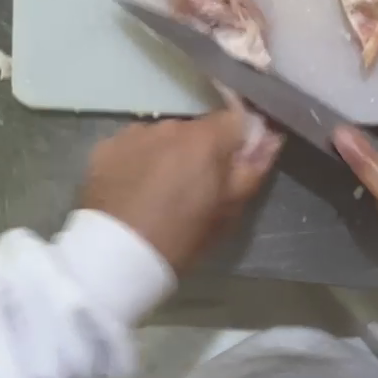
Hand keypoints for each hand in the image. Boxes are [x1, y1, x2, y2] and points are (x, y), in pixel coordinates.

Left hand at [79, 108, 281, 271]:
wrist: (113, 257)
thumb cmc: (180, 238)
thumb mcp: (227, 212)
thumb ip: (252, 169)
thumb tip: (272, 136)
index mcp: (205, 140)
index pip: (235, 119)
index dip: (238, 141)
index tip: (232, 166)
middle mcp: (170, 126)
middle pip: (196, 129)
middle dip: (199, 151)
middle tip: (193, 188)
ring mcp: (134, 133)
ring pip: (163, 136)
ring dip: (167, 154)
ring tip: (159, 190)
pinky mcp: (105, 146)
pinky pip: (133, 146)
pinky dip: (137, 160)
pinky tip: (132, 189)